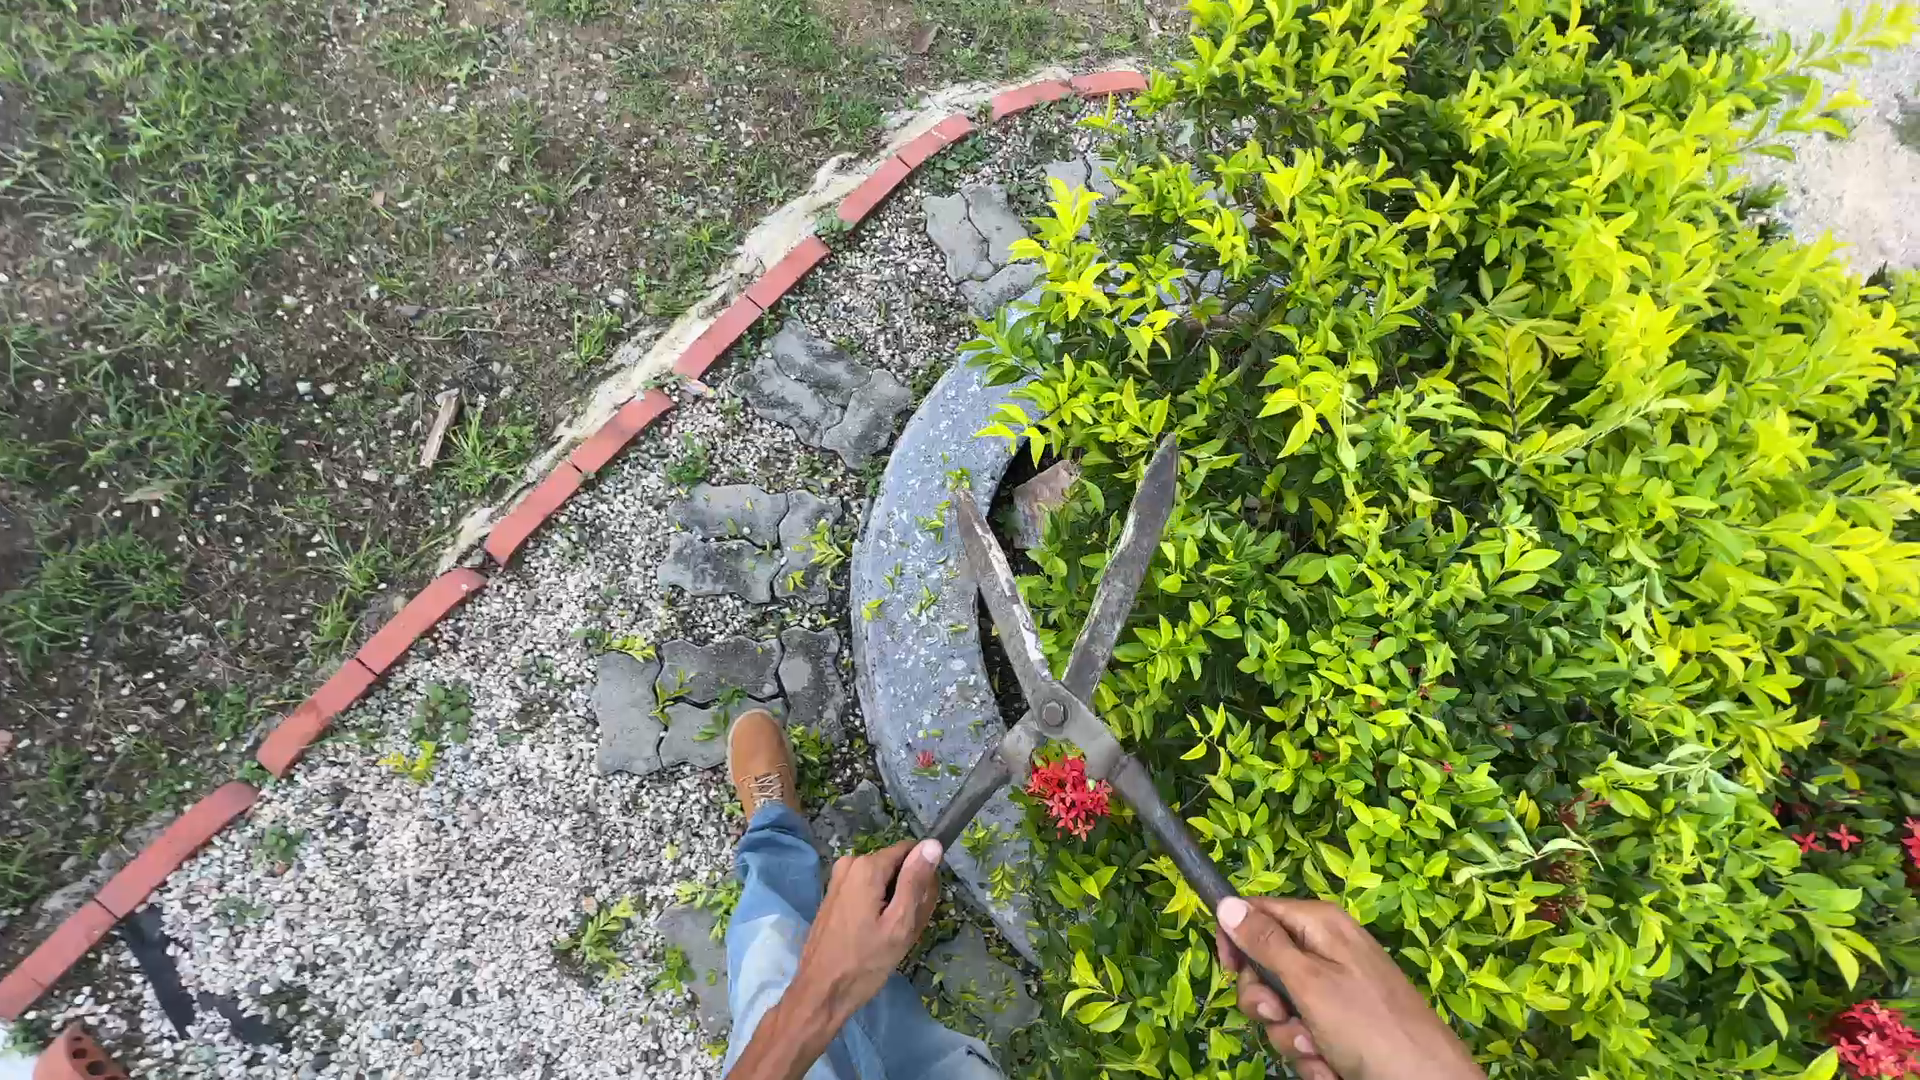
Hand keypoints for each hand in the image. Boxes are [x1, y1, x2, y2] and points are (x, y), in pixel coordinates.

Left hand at [792, 838, 944, 1026]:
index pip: (909, 850)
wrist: (819, 993)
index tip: (921, 904)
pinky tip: (874, 934)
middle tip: (907, 926)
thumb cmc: (864, 962)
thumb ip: (915, 881)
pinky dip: (875, 906)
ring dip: (892, 900)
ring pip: (881, 879)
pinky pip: (865, 889)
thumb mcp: (899, 924)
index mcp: (867, 866)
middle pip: (894, 865)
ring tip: (891, 934)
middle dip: (906, 890)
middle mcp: (850, 863)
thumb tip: (932, 844)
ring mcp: (838, 879)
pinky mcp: (833, 894)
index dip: (921, 874)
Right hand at [1215, 896, 1482, 1079]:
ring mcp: (1337, 990)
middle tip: (1280, 1018)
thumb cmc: (1368, 1027)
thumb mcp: (1308, 981)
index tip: (1228, 970)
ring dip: (1290, 1035)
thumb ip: (1264, 943)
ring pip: (1282, 1006)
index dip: (1236, 938)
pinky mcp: (1344, 1027)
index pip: (1257, 911)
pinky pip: (1306, 1033)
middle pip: (1264, 963)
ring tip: (1317, 1051)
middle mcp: (1326, 950)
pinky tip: (1333, 1067)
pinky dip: (1313, 1054)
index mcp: (1319, 924)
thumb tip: (1225, 902)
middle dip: (1266, 1000)